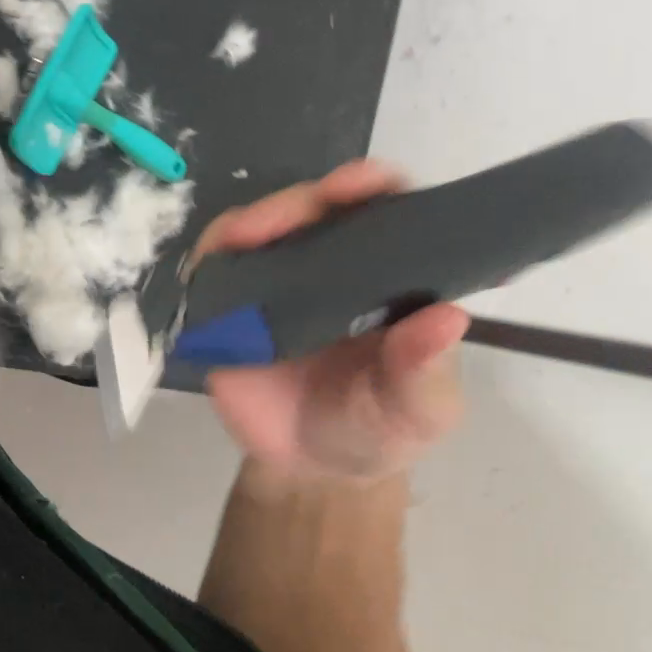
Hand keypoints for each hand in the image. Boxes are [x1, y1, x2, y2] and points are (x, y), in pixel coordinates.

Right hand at [197, 160, 468, 483]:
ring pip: (250, 232)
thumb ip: (426, 372)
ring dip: (246, 224)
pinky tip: (208, 268)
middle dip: (295, 202)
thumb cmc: (377, 431)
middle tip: (285, 217)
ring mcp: (266, 288)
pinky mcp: (220, 313)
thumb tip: (445, 317)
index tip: (360, 185)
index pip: (380, 214)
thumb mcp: (419, 412)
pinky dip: (206, 262)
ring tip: (243, 237)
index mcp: (382, 280)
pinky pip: (206, 276)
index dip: (370, 189)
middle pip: (307, 212)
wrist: (307, 467)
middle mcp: (323, 270)